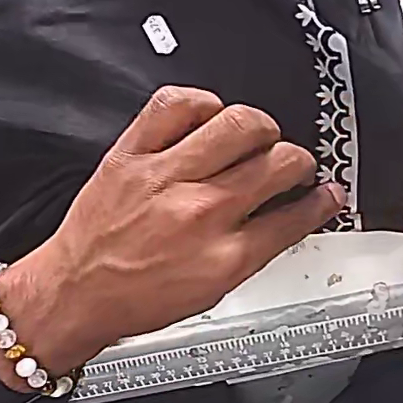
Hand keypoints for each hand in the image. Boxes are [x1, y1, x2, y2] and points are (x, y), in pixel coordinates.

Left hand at [0, 86, 342, 378]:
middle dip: (300, 162)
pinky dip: (202, 103)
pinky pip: (176, 104)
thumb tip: (285, 221)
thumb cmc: (135, 299)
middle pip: (279, 164)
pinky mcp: (132, 154)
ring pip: (240, 125)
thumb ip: (253, 252)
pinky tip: (208, 117)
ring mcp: (166, 177)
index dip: (322, 202)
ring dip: (262, 128)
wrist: (75, 293)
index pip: (295, 217)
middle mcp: (201, 212)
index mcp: (225, 256)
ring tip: (258, 138)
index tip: (327, 194)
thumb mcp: (210, 292)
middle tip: (294, 166)